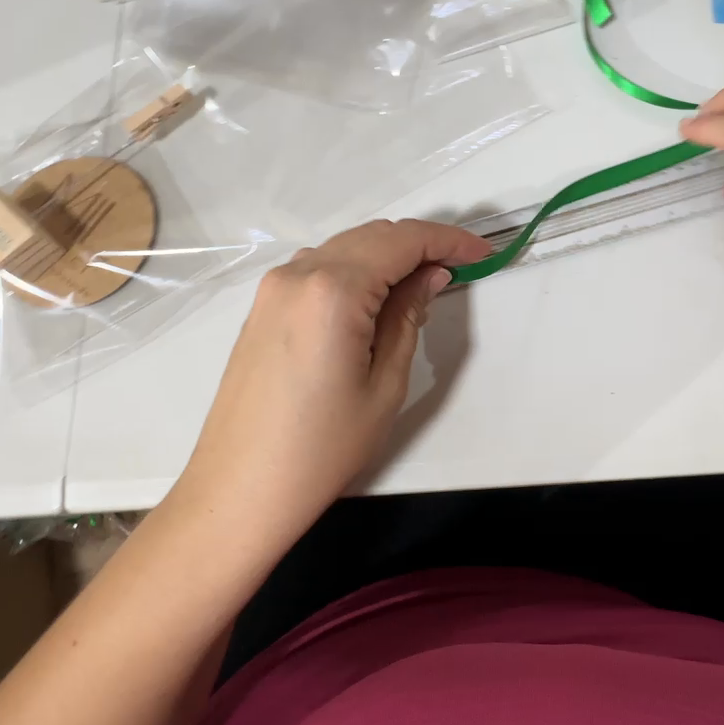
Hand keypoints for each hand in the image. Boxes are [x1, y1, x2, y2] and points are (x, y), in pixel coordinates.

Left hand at [175, 219, 491, 539]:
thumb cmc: (323, 446)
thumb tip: (430, 274)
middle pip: (373, 235)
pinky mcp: (264, 306)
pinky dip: (357, 269)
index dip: (449, 241)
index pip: (403, 241)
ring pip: (346, 247)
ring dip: (388, 255)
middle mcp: (299, 273)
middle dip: (421, 244)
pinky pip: (320, 267)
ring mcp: (275, 287)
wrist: (240, 488)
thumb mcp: (384, 384)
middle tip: (460, 269)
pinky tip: (376, 300)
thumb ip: (408, 316)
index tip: (483, 255)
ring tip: (422, 287)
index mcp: (333, 289)